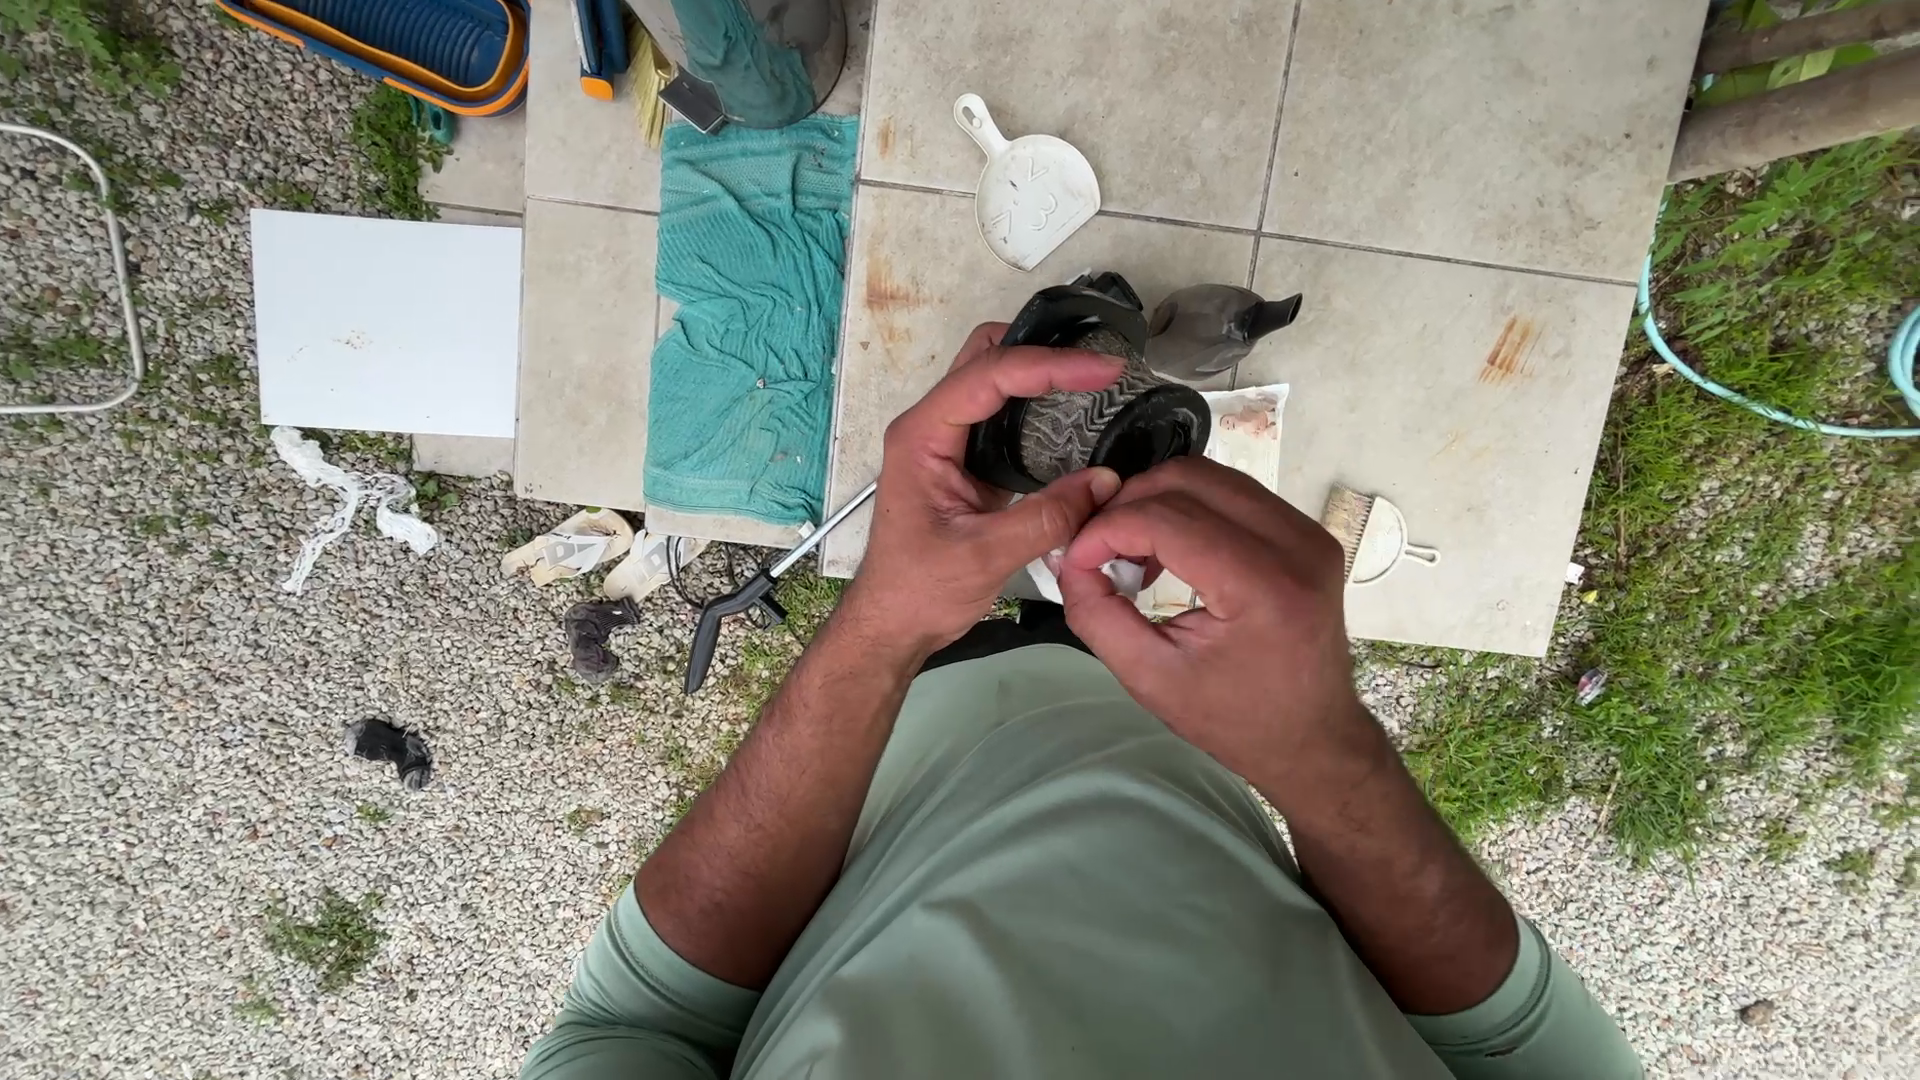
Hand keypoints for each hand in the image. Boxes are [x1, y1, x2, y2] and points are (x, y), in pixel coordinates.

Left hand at [843, 322, 1124, 654]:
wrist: (893, 623)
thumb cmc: (920, 591)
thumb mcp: (985, 555)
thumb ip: (1047, 517)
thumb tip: (1106, 481)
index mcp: (923, 436)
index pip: (989, 375)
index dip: (1050, 365)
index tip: (1104, 369)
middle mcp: (932, 427)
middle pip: (984, 358)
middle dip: (1041, 350)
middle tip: (1098, 366)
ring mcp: (948, 443)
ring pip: (994, 382)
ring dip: (1040, 375)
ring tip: (1095, 384)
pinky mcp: (966, 464)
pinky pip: (1003, 418)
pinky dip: (1038, 409)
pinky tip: (1073, 422)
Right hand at [1055, 457, 1376, 801]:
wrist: (1312, 737)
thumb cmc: (1234, 719)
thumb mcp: (1149, 678)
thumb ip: (1097, 616)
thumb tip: (1069, 562)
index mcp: (1265, 587)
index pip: (1167, 519)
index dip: (1106, 529)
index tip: (1076, 559)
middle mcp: (1295, 544)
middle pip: (1188, 479)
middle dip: (1127, 504)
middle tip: (1097, 546)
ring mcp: (1306, 532)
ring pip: (1209, 475)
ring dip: (1154, 500)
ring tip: (1128, 547)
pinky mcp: (1304, 531)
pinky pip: (1230, 492)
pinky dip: (1184, 507)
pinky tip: (1165, 548)